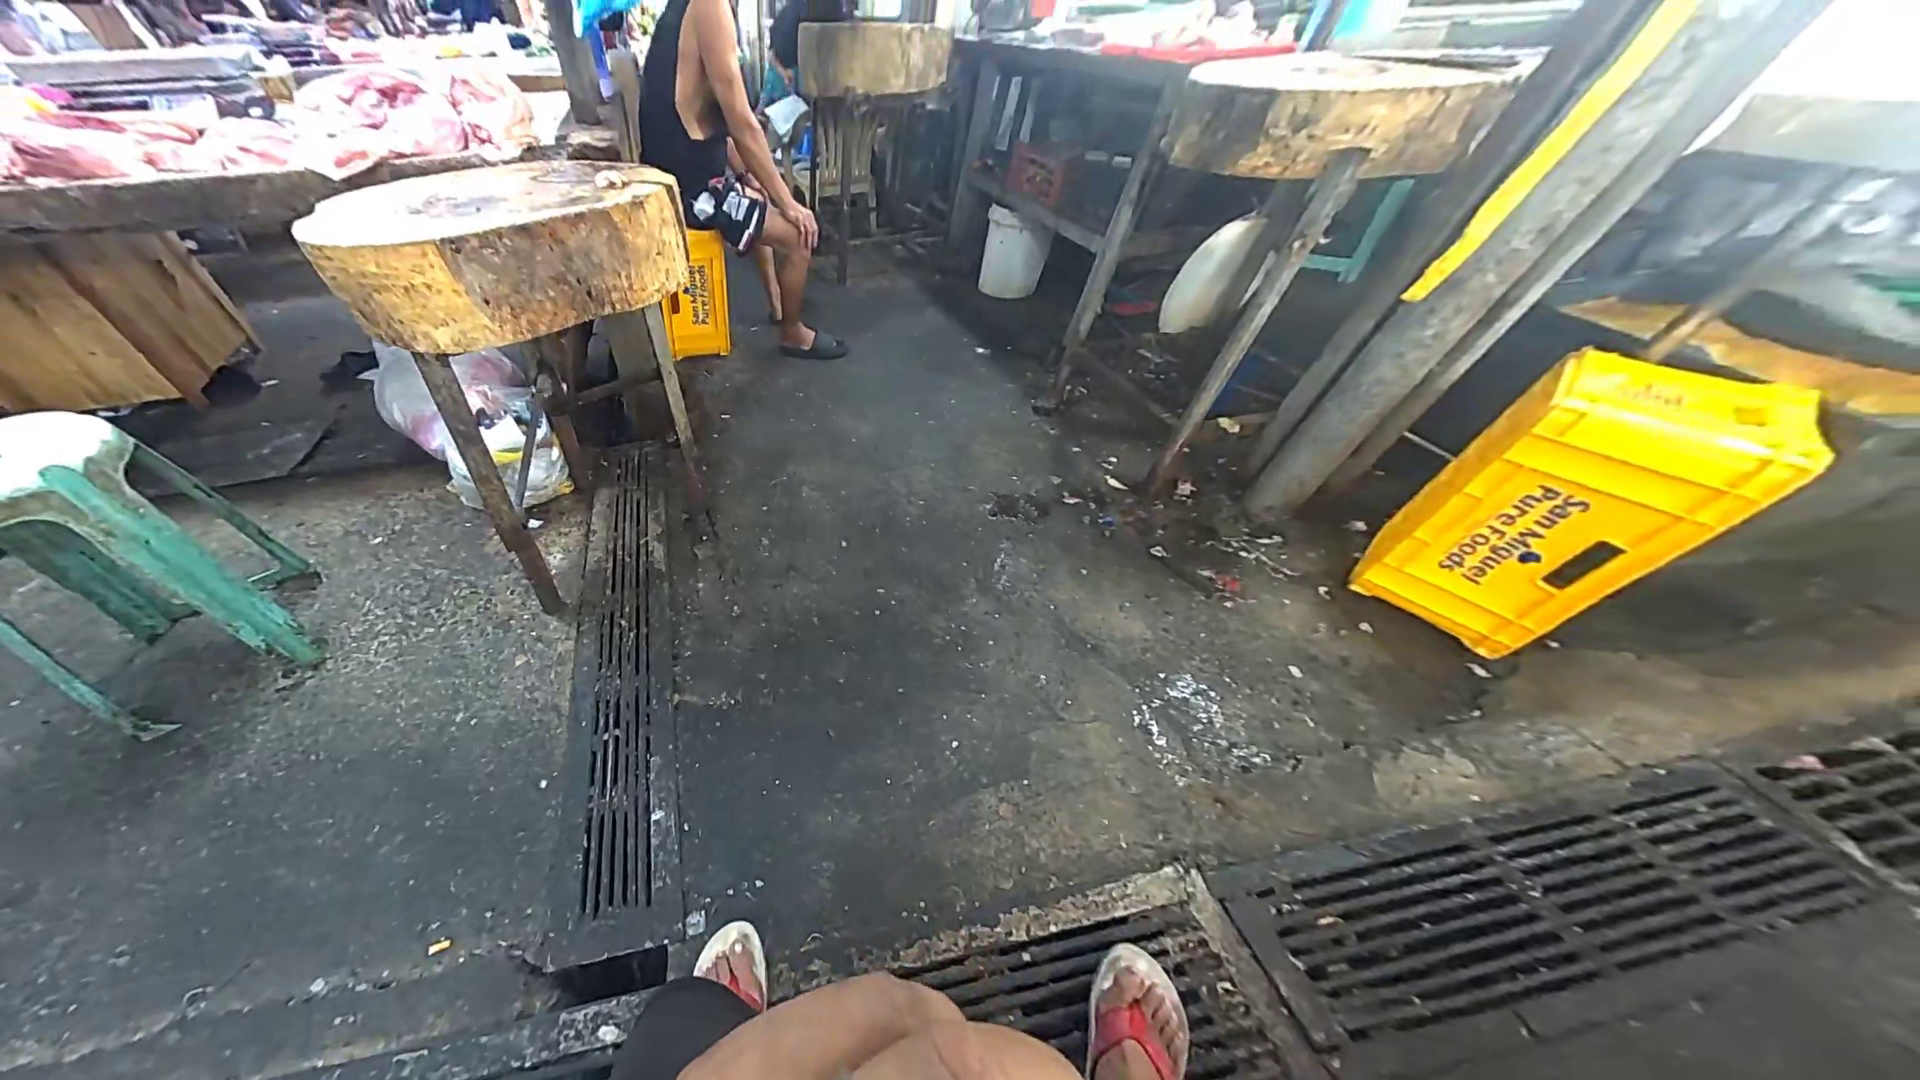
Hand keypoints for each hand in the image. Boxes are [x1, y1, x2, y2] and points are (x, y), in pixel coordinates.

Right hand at [780, 199, 817, 250]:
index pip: (815, 227)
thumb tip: (802, 227)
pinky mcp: (799, 219)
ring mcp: (804, 217)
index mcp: (810, 214)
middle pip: (813, 230)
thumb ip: (802, 218)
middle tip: (813, 247)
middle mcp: (809, 216)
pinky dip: (803, 238)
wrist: (784, 200)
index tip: (814, 243)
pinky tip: (801, 243)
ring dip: (809, 240)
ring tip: (808, 247)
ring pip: (809, 232)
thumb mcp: (799, 212)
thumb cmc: (789, 206)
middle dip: (814, 239)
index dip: (815, 236)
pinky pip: (802, 231)